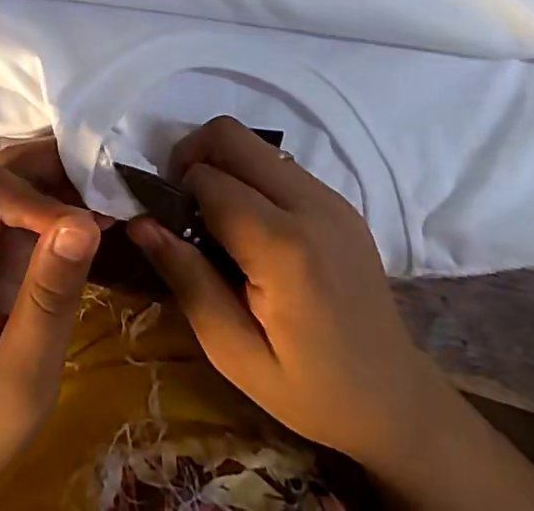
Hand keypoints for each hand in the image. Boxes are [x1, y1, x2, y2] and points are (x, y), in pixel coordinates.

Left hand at [0, 139, 104, 510]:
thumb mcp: (19, 376)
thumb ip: (49, 298)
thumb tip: (83, 222)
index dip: (38, 197)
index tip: (87, 227)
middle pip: (2, 176)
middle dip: (57, 173)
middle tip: (113, 185)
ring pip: (21, 186)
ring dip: (68, 185)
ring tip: (118, 196)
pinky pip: (34, 215)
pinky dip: (70, 208)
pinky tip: (107, 218)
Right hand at [129, 118, 533, 510]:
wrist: (394, 398)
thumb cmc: (309, 389)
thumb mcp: (233, 352)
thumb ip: (186, 278)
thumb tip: (139, 222)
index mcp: (284, 247)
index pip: (207, 179)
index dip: (173, 195)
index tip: (163, 229)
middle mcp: (311, 205)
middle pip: (231, 135)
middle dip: (191, 158)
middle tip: (179, 208)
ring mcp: (331, 198)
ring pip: (254, 144)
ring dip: (221, 166)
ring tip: (212, 220)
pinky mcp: (339, 201)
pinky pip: (278, 164)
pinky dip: (248, 177)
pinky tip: (248, 227)